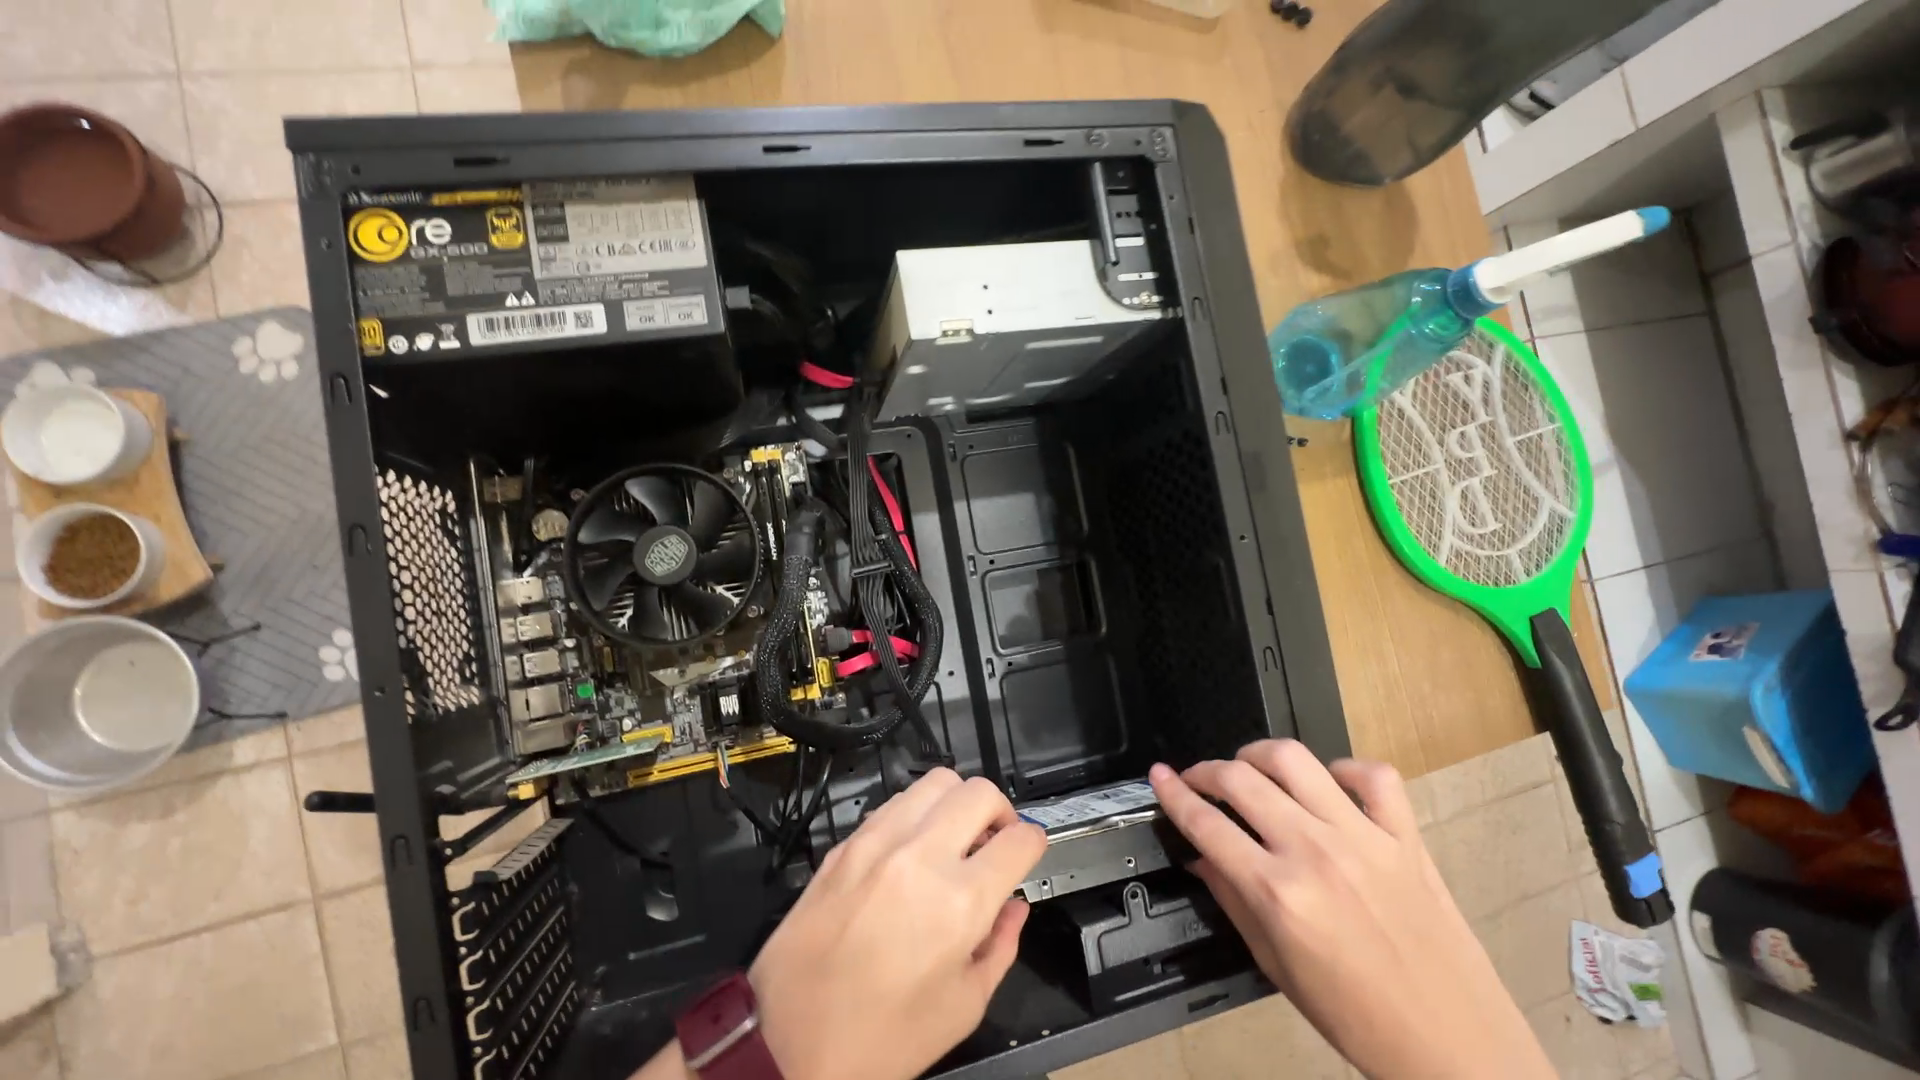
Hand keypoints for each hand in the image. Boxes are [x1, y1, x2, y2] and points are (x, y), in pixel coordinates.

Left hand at [745, 768, 1045, 1079]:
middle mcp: (919, 857)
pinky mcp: (844, 846)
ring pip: (935, 783)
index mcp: (959, 901)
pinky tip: (913, 849)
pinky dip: (916, 814)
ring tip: (956, 839)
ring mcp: (877, 844)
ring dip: (958, 803)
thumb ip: (1000, 948)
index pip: (1019, 839)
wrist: (787, 1040)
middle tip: (997, 842)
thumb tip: (1014, 909)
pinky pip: (893, 804)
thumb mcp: (962, 1007)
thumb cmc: (877, 1038)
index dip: (1035, 843)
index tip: (1030, 852)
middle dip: (1002, 812)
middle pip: (980, 792)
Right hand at [1150, 740, 1553, 1079]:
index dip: (1172, 794)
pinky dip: (1342, 768)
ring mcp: (1364, 838)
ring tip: (1249, 767)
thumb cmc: (1357, 1018)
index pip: (1207, 824)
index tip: (1159, 778)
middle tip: (1197, 779)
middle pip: (1241, 779)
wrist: (1451, 1044)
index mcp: (1278, 893)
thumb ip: (1233, 902)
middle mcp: (1315, 853)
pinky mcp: (1406, 837)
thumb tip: (1202, 860)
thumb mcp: (1277, 968)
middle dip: (1206, 770)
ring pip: (1296, 760)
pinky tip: (1327, 784)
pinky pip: (1372, 775)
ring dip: (1259, 754)